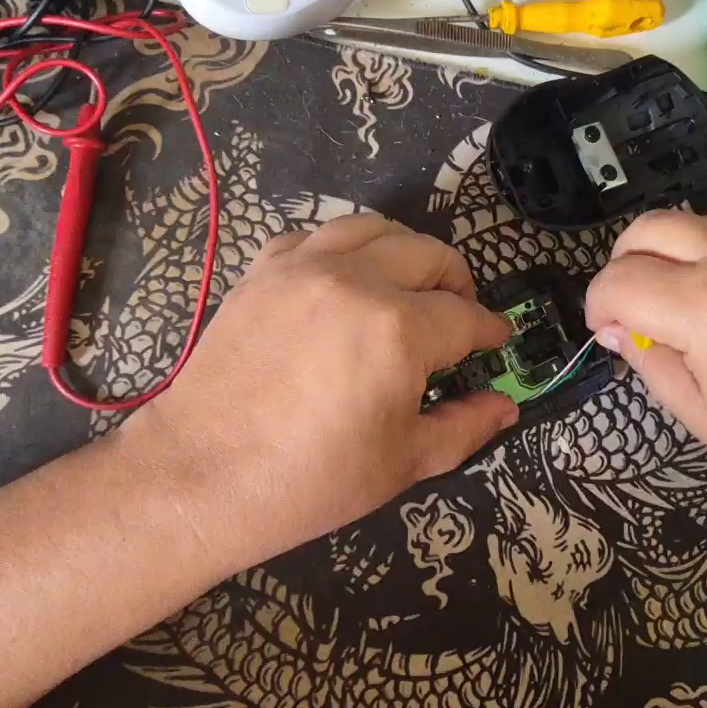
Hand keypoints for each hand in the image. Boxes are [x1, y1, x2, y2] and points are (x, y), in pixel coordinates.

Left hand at [124, 215, 516, 569]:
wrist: (200, 475)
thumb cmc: (310, 480)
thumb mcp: (403, 462)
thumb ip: (465, 426)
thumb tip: (506, 406)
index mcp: (398, 329)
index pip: (466, 316)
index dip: (490, 330)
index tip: (498, 341)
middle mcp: (357, 281)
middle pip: (429, 254)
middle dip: (458, 282)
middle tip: (459, 316)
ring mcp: (304, 267)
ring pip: (375, 227)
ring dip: (405, 251)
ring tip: (408, 284)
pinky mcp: (263, 271)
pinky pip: (313, 235)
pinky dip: (341, 248)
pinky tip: (343, 280)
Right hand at [584, 211, 706, 502]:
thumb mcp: (702, 414)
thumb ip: (648, 360)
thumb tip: (616, 327)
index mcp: (705, 307)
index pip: (618, 281)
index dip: (597, 306)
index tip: (607, 330)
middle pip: (646, 228)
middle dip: (622, 262)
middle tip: (633, 303)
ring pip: (692, 222)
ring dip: (669, 253)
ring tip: (685, 302)